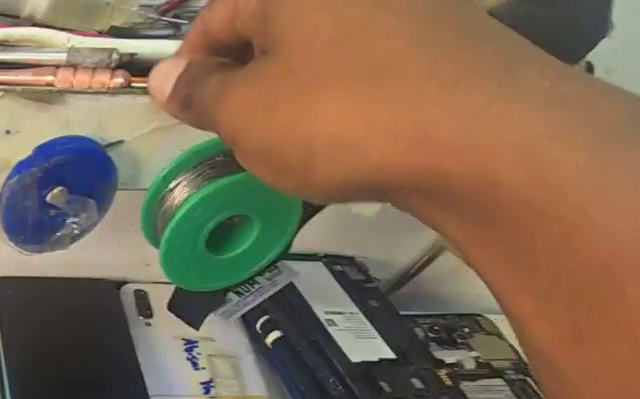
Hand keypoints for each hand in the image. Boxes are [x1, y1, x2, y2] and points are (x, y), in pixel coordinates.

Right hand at [145, 0, 599, 208]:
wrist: (477, 133)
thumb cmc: (337, 117)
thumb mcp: (245, 114)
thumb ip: (198, 93)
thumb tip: (163, 75)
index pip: (217, 16)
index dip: (189, 68)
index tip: (181, 114)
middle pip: (269, 29)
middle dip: (239, 81)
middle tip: (227, 136)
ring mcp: (399, 7)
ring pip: (315, 50)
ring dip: (286, 93)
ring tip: (281, 145)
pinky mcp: (436, 38)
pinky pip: (361, 64)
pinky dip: (334, 98)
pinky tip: (337, 138)